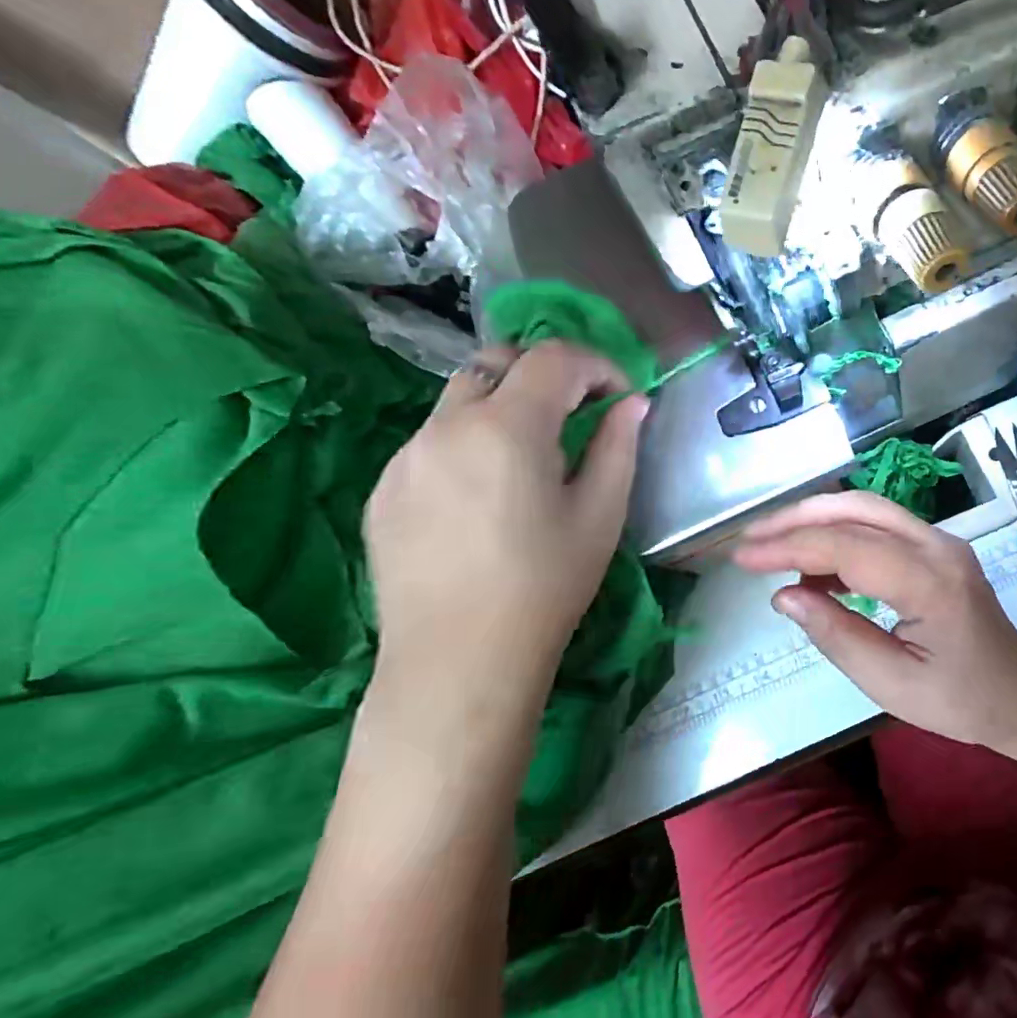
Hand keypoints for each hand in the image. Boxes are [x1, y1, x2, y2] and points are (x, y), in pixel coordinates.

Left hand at [364, 342, 648, 713]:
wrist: (459, 659)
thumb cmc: (545, 586)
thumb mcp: (600, 514)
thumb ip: (618, 446)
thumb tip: (632, 403)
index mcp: (507, 428)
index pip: (554, 358)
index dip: (597, 366)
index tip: (620, 397)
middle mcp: (446, 426)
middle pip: (498, 362)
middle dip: (546, 374)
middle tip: (577, 415)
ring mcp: (406, 456)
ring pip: (461, 400)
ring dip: (505, 407)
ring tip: (531, 459)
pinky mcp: (384, 488)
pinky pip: (433, 441)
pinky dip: (470, 443)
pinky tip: (486, 496)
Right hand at [730, 492, 1016, 753]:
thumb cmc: (961, 700)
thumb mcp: (892, 684)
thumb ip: (837, 636)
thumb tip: (783, 597)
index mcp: (931, 582)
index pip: (847, 546)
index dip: (789, 546)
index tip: (742, 559)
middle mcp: (938, 546)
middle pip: (856, 511)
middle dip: (796, 520)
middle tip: (749, 542)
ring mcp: (940, 541)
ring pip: (867, 509)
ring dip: (815, 521)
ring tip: (770, 550)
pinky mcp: (936, 547)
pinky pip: (879, 527)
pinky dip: (840, 536)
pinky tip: (814, 569)